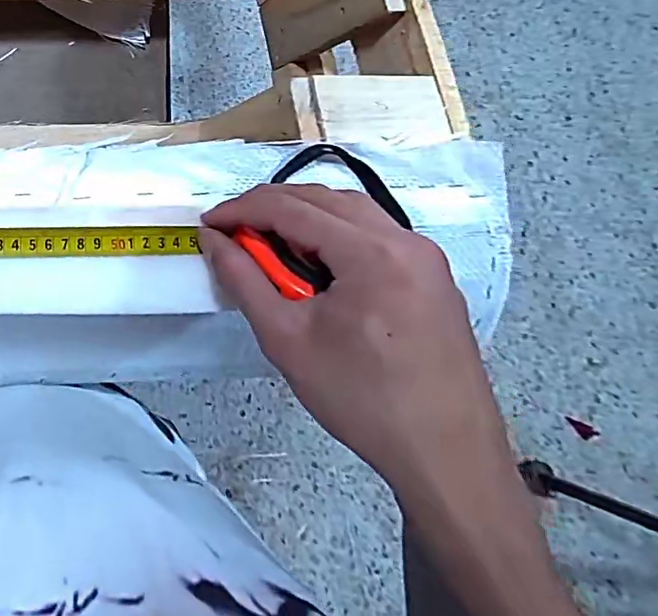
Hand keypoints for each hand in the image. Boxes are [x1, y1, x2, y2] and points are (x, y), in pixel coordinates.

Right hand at [199, 184, 511, 495]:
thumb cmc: (362, 400)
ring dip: (304, 215)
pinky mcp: (433, 275)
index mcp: (372, 253)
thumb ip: (243, 278)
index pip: (291, 207)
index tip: (209, 223)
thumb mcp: (286, 338)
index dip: (242, 209)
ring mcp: (426, 256)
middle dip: (271, 207)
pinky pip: (374, 232)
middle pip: (322, 199)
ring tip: (270, 245)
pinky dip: (335, 233)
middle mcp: (405, 240)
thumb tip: (212, 238)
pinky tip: (316, 263)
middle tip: (234, 232)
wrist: (448, 458)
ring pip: (350, 210)